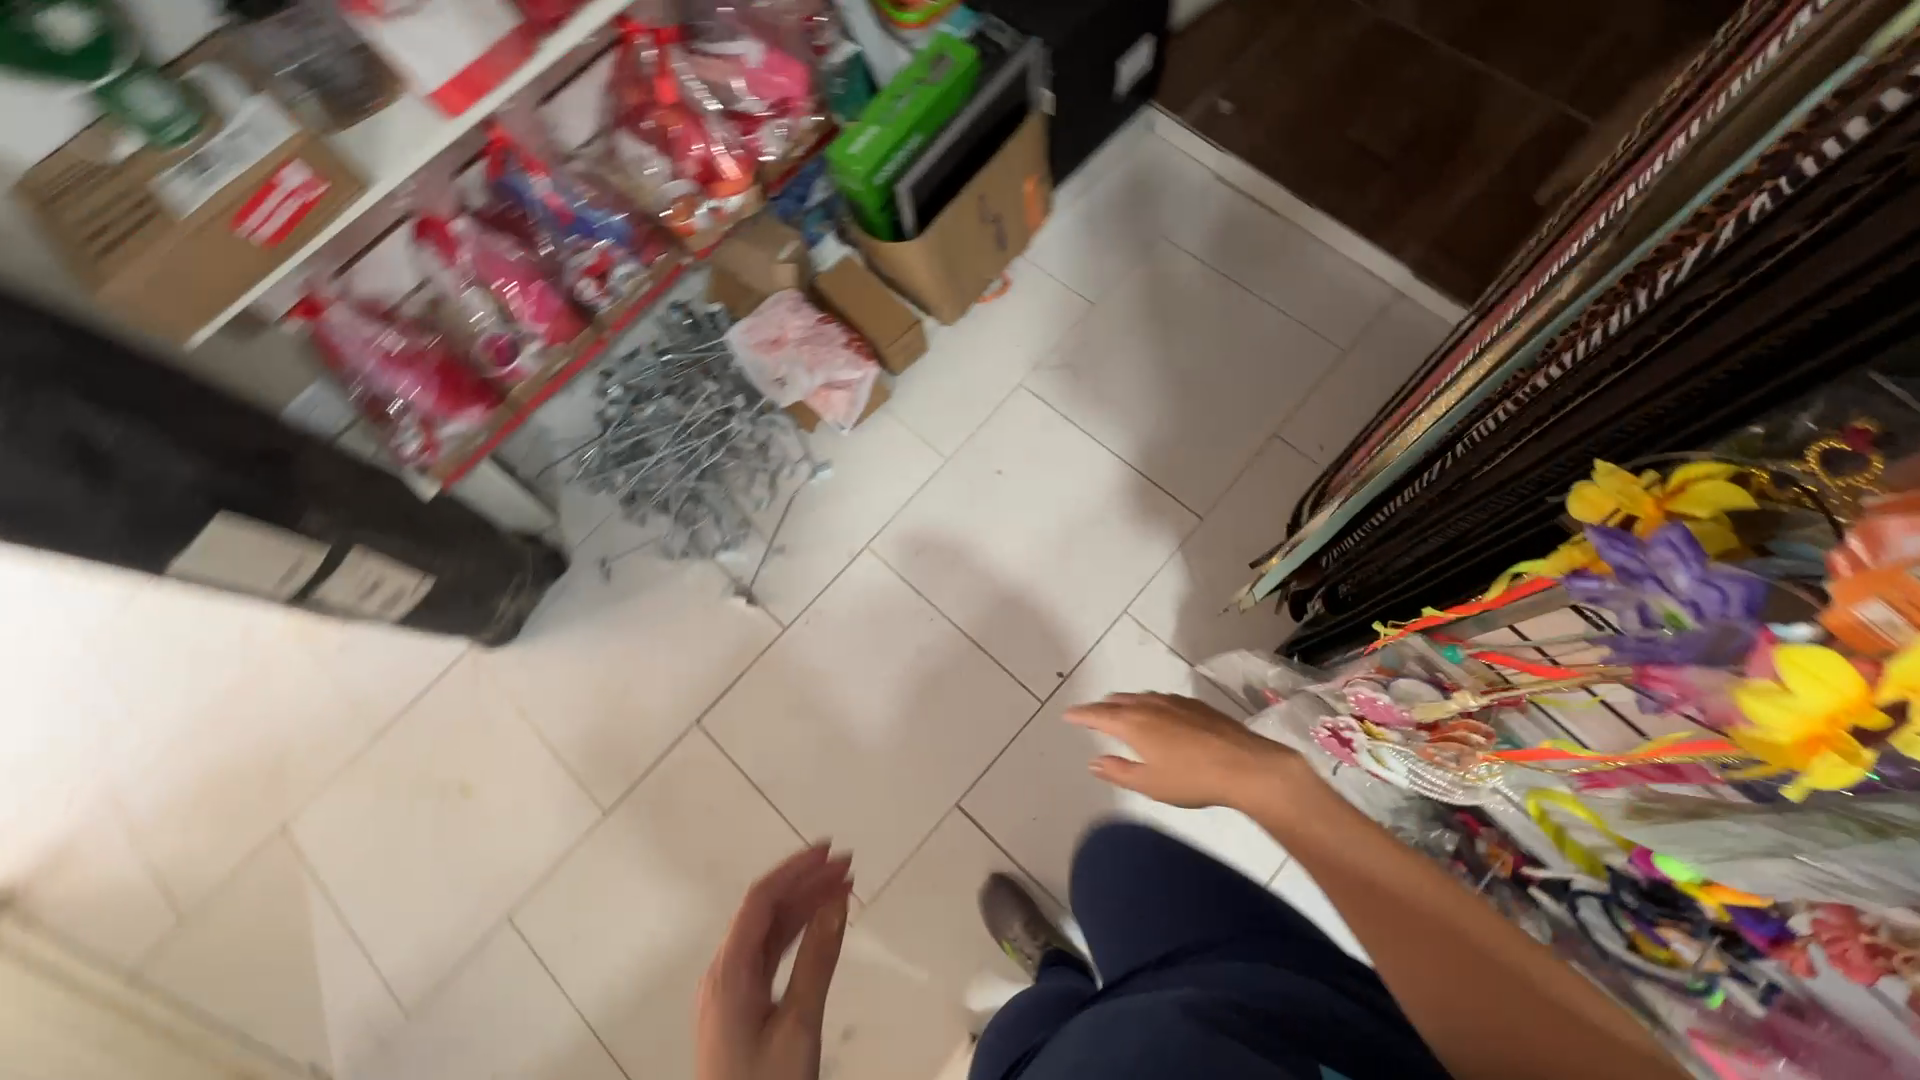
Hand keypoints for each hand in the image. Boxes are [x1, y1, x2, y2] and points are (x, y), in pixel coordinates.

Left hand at [697, 844, 852, 1079]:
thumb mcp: (799, 1025)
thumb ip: (818, 959)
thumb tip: (836, 901)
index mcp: (728, 972)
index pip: (761, 901)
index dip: (796, 869)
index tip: (832, 851)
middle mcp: (723, 973)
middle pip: (764, 912)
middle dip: (805, 883)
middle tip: (849, 867)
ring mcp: (729, 992)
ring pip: (767, 934)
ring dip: (803, 907)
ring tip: (843, 888)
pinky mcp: (739, 1010)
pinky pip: (768, 957)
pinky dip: (796, 936)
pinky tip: (820, 928)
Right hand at [1066, 692, 1309, 811]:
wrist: (1247, 766)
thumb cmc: (1192, 779)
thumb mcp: (1150, 784)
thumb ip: (1118, 771)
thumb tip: (1094, 761)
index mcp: (1134, 724)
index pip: (1099, 715)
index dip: (1081, 715)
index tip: (1068, 714)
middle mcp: (1150, 706)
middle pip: (1118, 701)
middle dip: (1102, 707)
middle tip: (1092, 715)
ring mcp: (1175, 702)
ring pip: (1141, 697)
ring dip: (1125, 702)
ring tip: (1121, 710)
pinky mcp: (1196, 706)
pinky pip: (1161, 698)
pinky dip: (1148, 703)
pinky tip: (1158, 713)